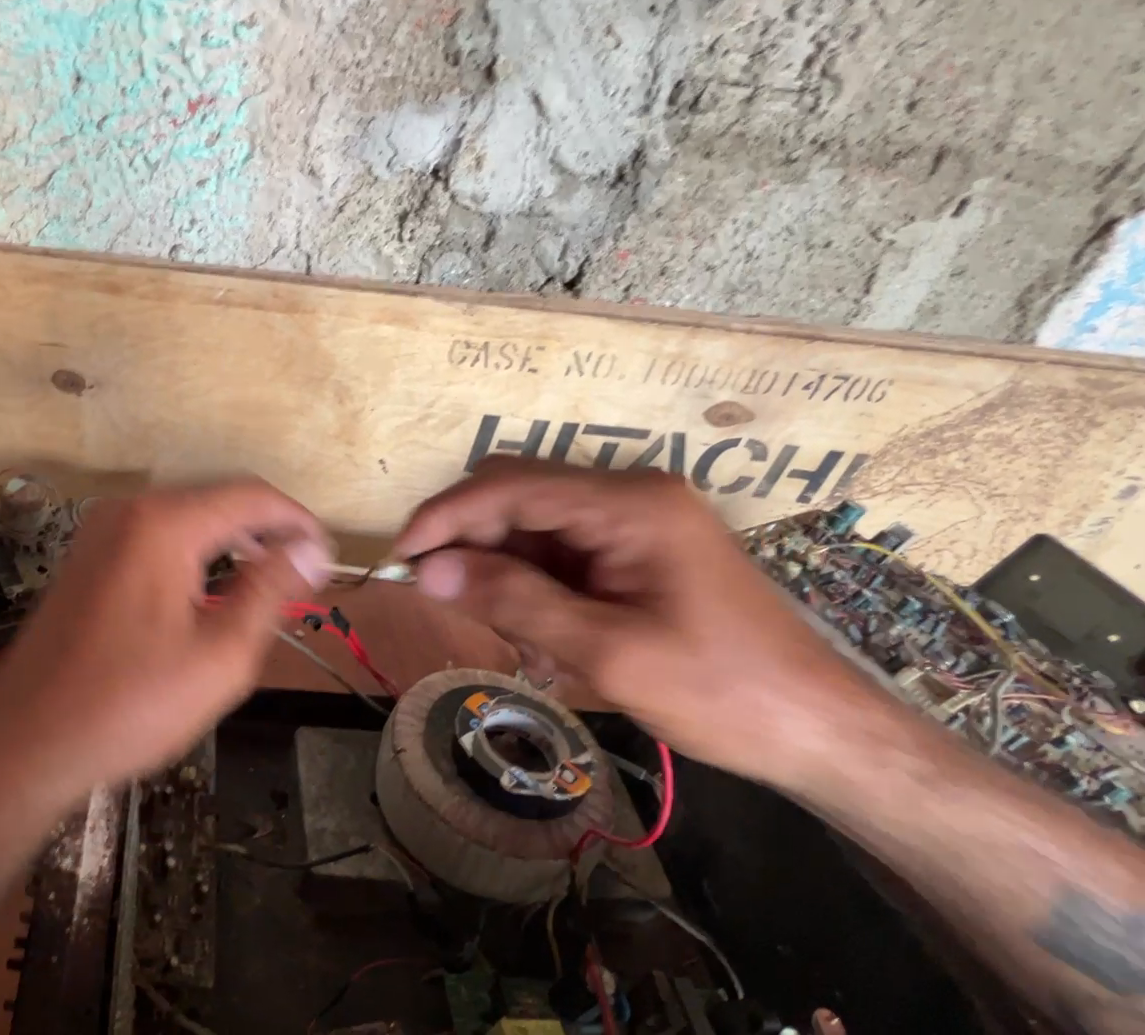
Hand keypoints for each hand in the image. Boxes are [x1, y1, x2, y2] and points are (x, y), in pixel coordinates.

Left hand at [0, 481, 332, 799]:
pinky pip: (152, 538)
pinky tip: (206, 592)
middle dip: (264, 532)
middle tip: (301, 578)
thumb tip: (310, 550)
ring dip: (229, 543)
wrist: (28, 741)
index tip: (326, 557)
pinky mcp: (85, 557)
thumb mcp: (221, 654)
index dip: (297, 522)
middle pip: (216, 501)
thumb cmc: (130, 704)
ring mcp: (98, 531)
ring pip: (184, 518)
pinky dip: (191, 554)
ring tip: (263, 586)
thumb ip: (270, 590)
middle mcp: (126, 511)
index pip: (251, 496)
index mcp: (162, 524)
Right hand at [391, 457, 882, 786]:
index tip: (400, 560)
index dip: (444, 518)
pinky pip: (557, 557)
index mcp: (629, 504)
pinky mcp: (634, 552)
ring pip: (530, 531)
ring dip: (503, 580)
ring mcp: (633, 523)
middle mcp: (628, 496)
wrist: (817, 730)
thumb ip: (513, 601)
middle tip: (445, 604)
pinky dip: (533, 594)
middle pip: (516, 499)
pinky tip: (543, 645)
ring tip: (515, 645)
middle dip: (471, 548)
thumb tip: (426, 571)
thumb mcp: (606, 652)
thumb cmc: (721, 692)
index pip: (508, 487)